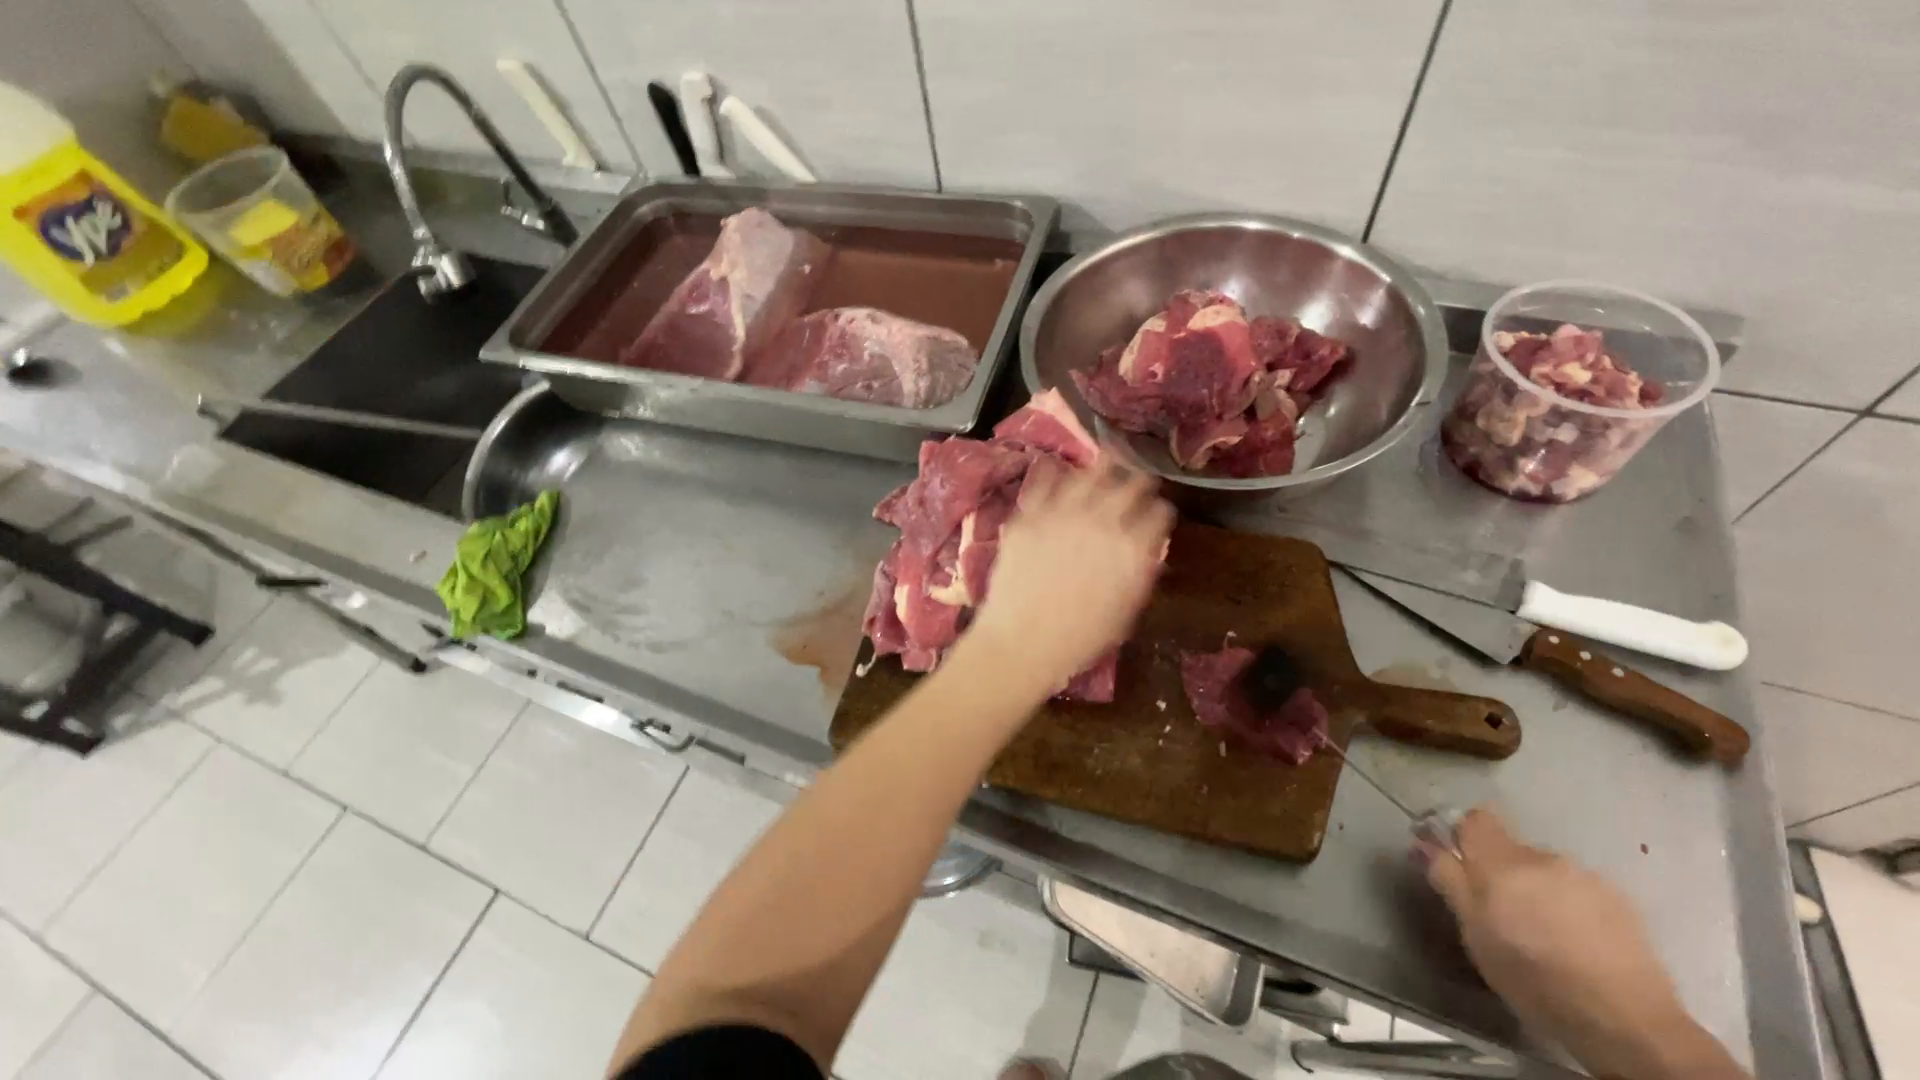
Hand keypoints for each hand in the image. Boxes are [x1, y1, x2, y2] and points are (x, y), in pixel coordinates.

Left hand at [967, 461, 1172, 688]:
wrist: (1021, 642)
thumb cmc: (1079, 639)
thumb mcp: (1125, 612)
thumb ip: (1140, 575)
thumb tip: (1150, 553)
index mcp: (1133, 548)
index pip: (1159, 515)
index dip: (1161, 513)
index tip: (1159, 513)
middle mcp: (1103, 521)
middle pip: (1130, 487)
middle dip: (1139, 482)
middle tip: (1140, 479)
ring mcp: (1064, 513)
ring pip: (1091, 476)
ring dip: (1104, 469)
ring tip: (1109, 460)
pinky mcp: (1030, 514)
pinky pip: (1045, 483)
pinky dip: (1055, 474)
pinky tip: (1060, 468)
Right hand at [1423, 809, 1747, 1079]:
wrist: (1625, 1018)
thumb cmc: (1533, 978)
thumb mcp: (1475, 934)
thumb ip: (1449, 881)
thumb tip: (1424, 843)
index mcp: (1502, 862)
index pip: (1475, 820)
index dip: (1463, 835)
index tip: (1458, 864)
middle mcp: (1544, 857)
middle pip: (1511, 850)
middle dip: (1501, 874)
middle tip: (1500, 916)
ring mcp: (1585, 876)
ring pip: (1545, 872)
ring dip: (1536, 891)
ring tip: (1542, 935)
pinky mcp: (1618, 900)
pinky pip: (1577, 891)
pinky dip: (1568, 907)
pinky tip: (1575, 943)